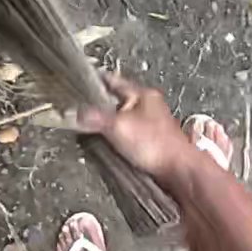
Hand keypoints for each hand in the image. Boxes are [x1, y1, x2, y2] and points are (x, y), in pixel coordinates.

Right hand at [77, 73, 200, 183]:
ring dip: (108, 126)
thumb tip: (73, 113)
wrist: (178, 170)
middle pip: (116, 102)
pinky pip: (127, 135)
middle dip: (99, 108)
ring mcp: (150, 125)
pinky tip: (109, 146)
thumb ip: (93, 118)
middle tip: (81, 112)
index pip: (114, 81)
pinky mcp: (150, 142)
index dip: (96, 81)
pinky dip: (117, 139)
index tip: (82, 80)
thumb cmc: (157, 145)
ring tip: (93, 131)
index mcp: (143, 95)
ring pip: (121, 120)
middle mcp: (148, 106)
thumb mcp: (117, 126)